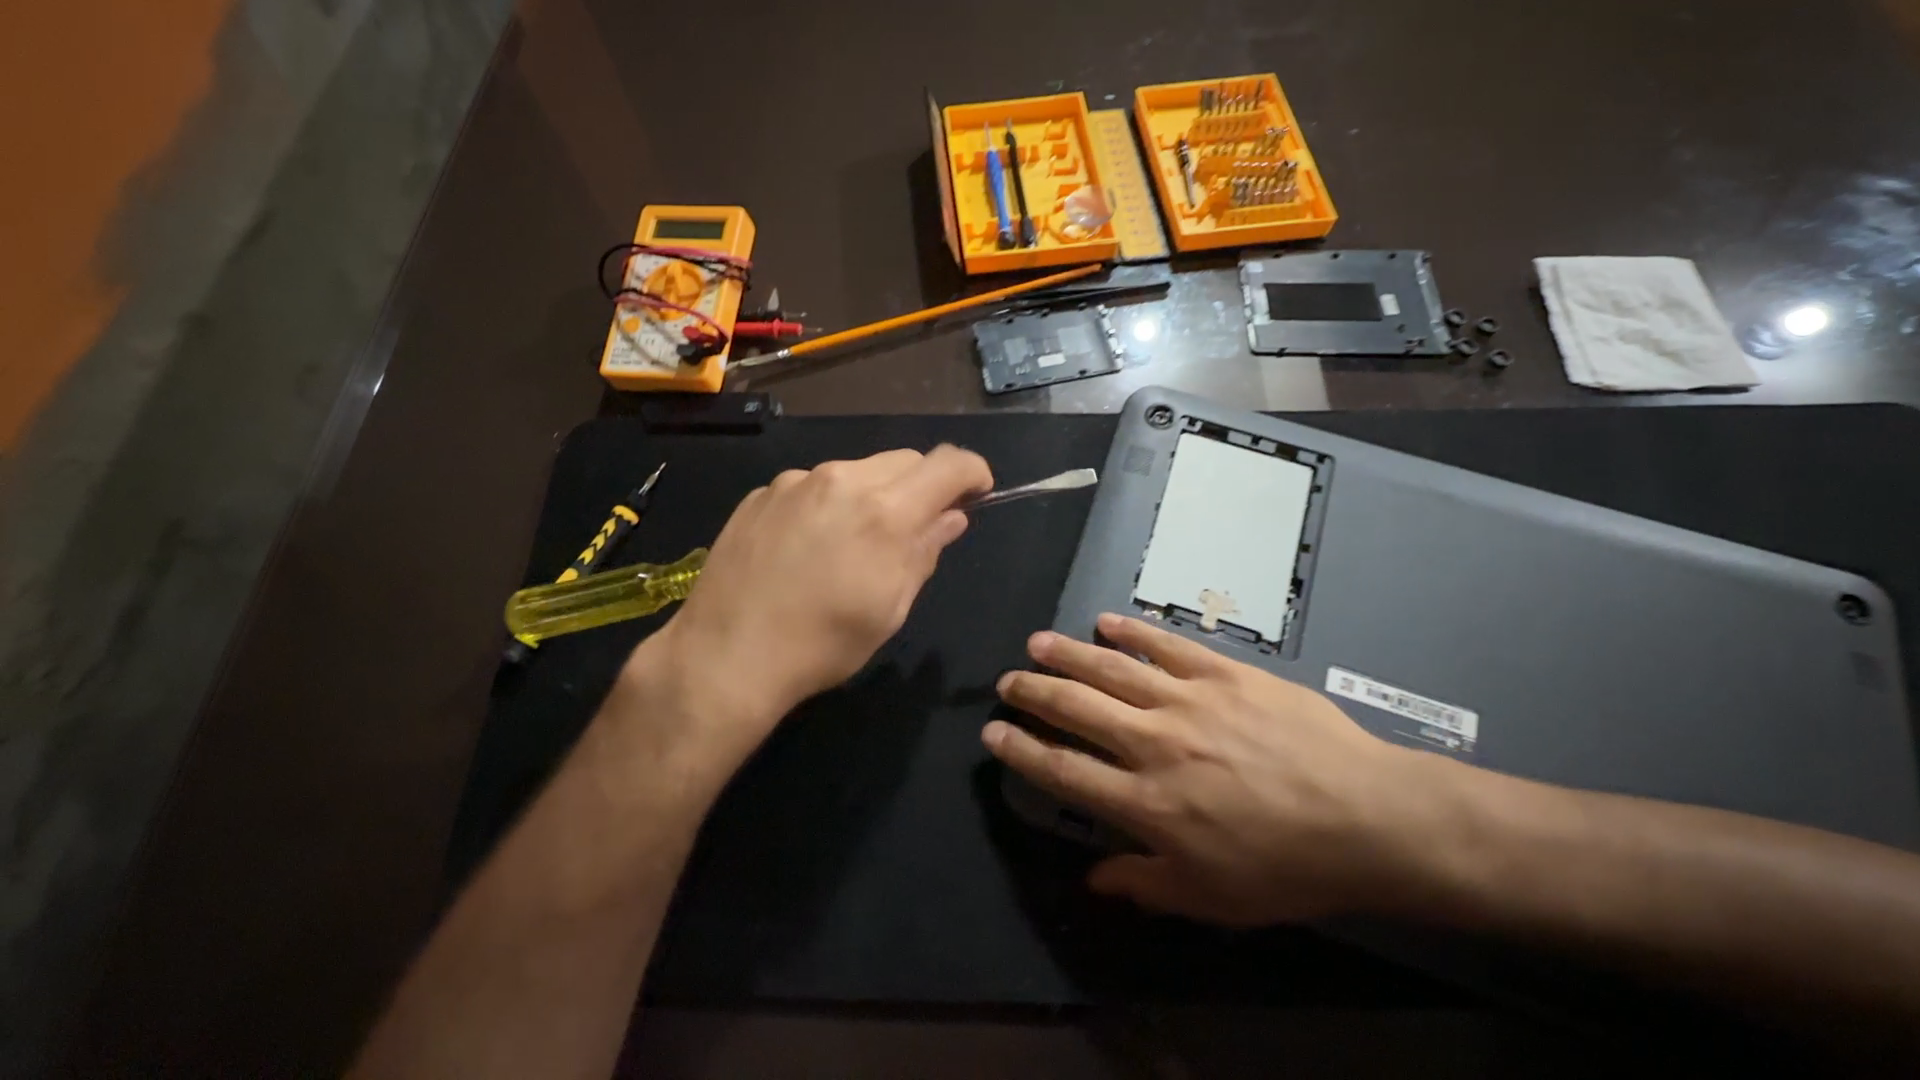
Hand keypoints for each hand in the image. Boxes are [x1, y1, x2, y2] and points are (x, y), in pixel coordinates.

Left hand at [644, 446, 992, 769]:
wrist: (727, 655)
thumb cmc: (823, 644)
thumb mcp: (890, 609)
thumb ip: (925, 552)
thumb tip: (950, 517)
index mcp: (885, 511)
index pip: (948, 464)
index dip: (973, 473)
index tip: (977, 494)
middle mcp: (841, 480)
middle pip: (904, 460)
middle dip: (923, 486)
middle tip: (917, 528)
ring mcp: (795, 482)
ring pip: (857, 470)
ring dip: (874, 494)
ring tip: (854, 545)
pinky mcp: (762, 493)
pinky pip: (813, 484)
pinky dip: (829, 504)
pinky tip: (809, 548)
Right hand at [985, 613, 1450, 925]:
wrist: (1367, 819)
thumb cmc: (1286, 868)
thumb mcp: (1210, 898)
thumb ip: (1144, 884)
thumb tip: (1094, 879)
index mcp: (1145, 803)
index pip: (1062, 770)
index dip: (1020, 750)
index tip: (993, 733)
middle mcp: (1154, 744)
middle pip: (1076, 709)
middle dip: (1034, 693)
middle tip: (1007, 682)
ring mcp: (1189, 702)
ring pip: (1112, 669)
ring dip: (1069, 654)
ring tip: (1038, 643)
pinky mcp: (1226, 674)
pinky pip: (1168, 646)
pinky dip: (1133, 631)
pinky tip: (1107, 620)